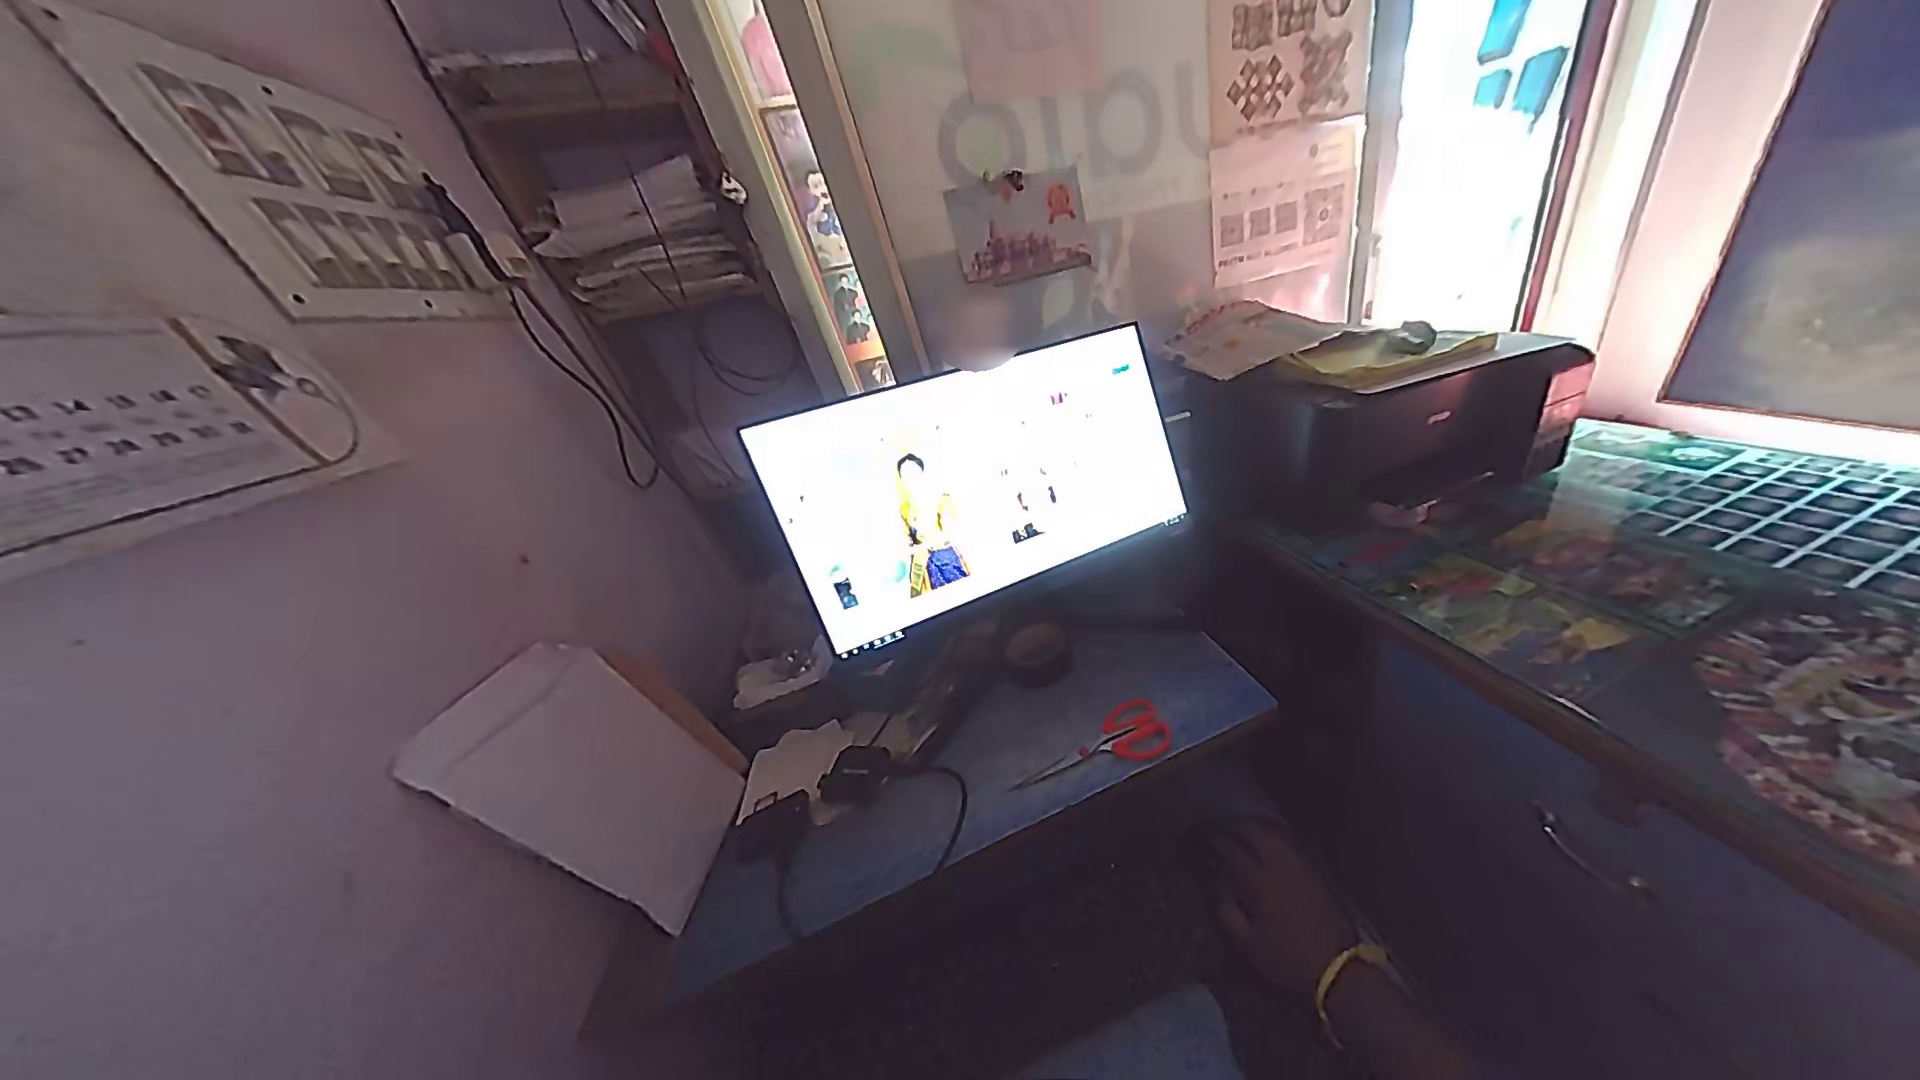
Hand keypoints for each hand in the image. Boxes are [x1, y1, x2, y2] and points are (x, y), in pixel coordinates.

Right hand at [1203, 817, 1355, 998]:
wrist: (1340, 970)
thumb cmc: (1289, 959)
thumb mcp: (1249, 945)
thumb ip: (1229, 915)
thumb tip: (1221, 894)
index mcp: (1258, 881)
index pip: (1230, 848)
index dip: (1215, 837)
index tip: (1204, 833)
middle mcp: (1278, 864)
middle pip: (1252, 829)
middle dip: (1233, 823)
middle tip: (1220, 822)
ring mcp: (1300, 864)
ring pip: (1274, 831)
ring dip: (1255, 824)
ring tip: (1242, 825)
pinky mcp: (1316, 869)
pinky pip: (1290, 841)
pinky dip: (1274, 834)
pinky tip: (1269, 839)